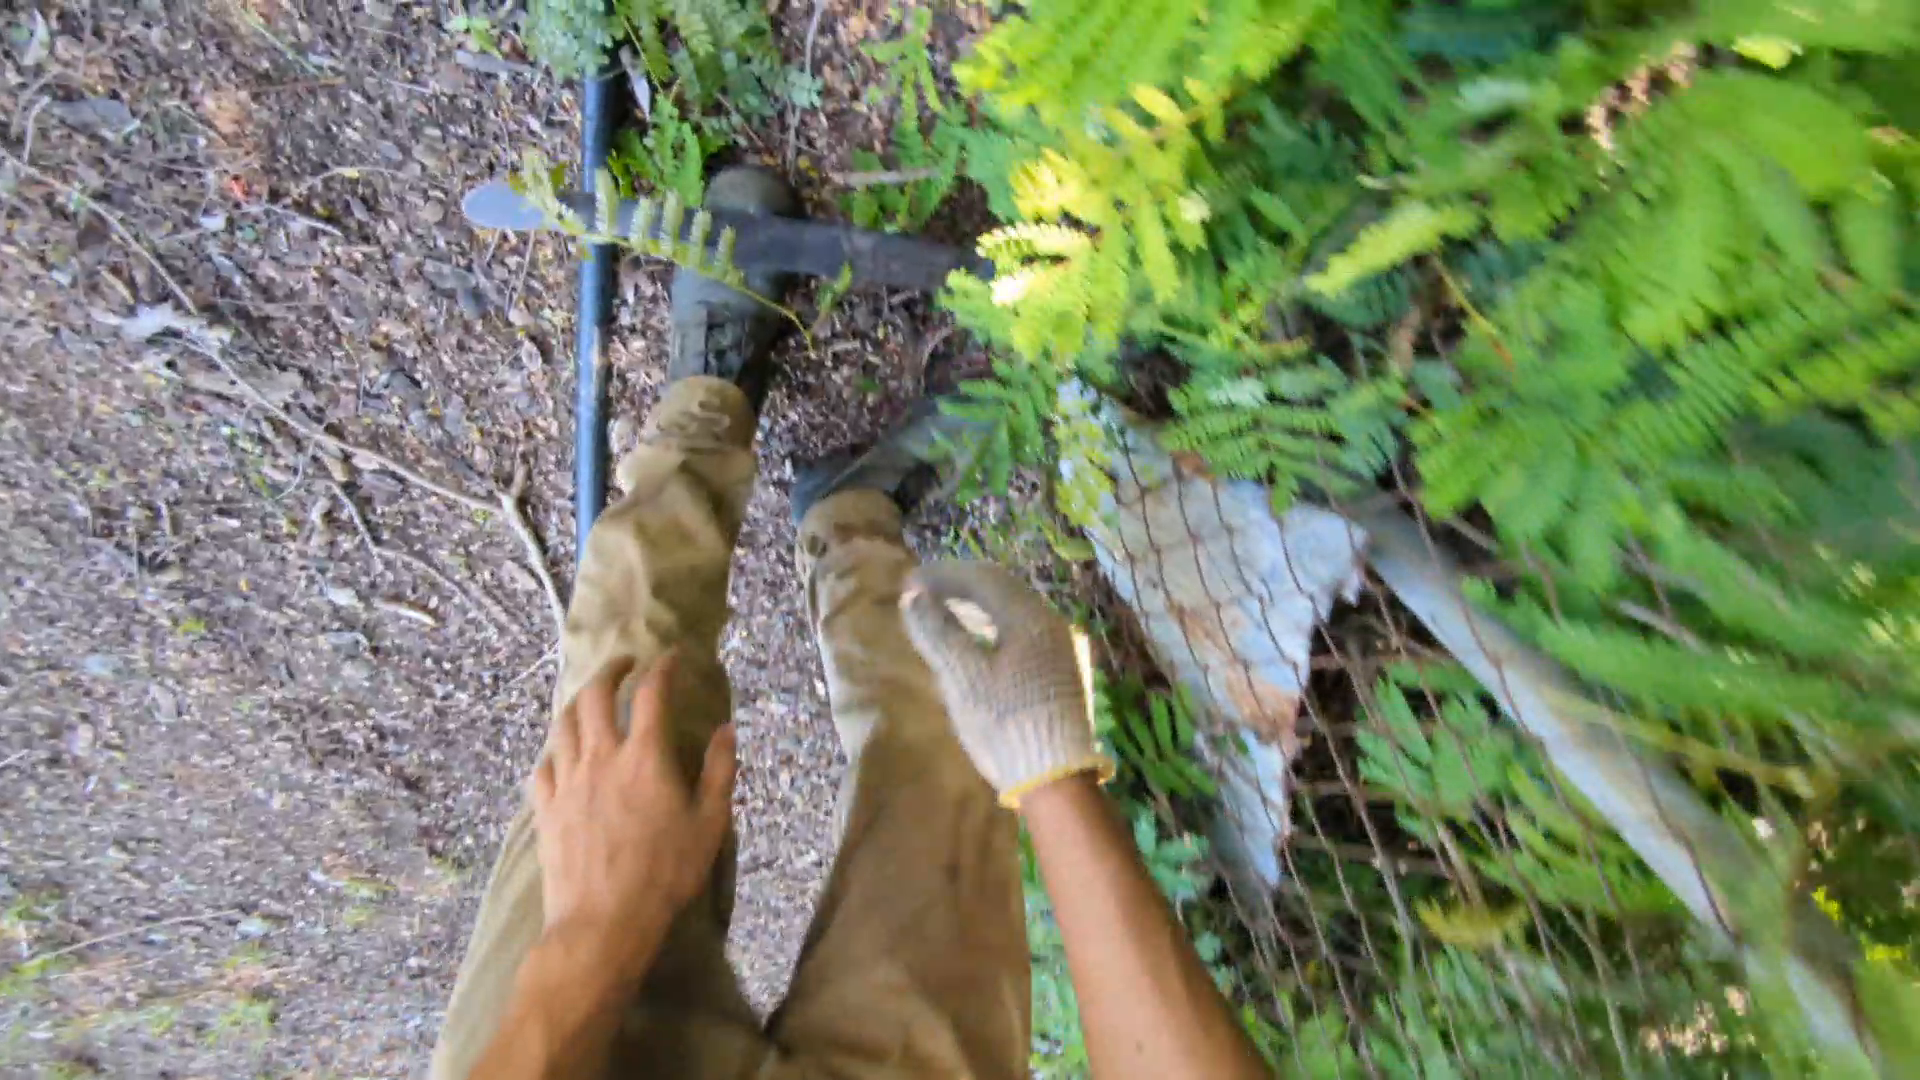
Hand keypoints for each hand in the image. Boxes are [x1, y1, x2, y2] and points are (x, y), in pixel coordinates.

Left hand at [528, 652, 736, 975]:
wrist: (603, 923)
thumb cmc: (666, 871)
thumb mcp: (710, 821)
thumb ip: (720, 769)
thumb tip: (726, 729)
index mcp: (645, 756)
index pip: (651, 694)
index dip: (663, 668)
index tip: (672, 657)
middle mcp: (602, 758)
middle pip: (596, 696)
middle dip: (611, 671)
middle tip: (625, 664)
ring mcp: (567, 782)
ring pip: (564, 724)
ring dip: (580, 700)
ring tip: (593, 696)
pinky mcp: (545, 809)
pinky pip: (543, 764)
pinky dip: (556, 747)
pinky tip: (565, 751)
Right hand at [900, 560, 1111, 807]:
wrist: (1057, 780)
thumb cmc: (1005, 724)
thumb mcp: (963, 677)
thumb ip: (937, 631)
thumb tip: (913, 596)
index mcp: (1031, 618)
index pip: (983, 579)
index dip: (943, 576)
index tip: (910, 582)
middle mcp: (1053, 623)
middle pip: (1003, 589)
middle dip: (961, 586)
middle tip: (925, 591)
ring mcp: (1063, 647)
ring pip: (1015, 611)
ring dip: (978, 605)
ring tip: (944, 610)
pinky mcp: (1063, 670)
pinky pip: (1024, 632)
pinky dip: (995, 626)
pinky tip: (978, 640)